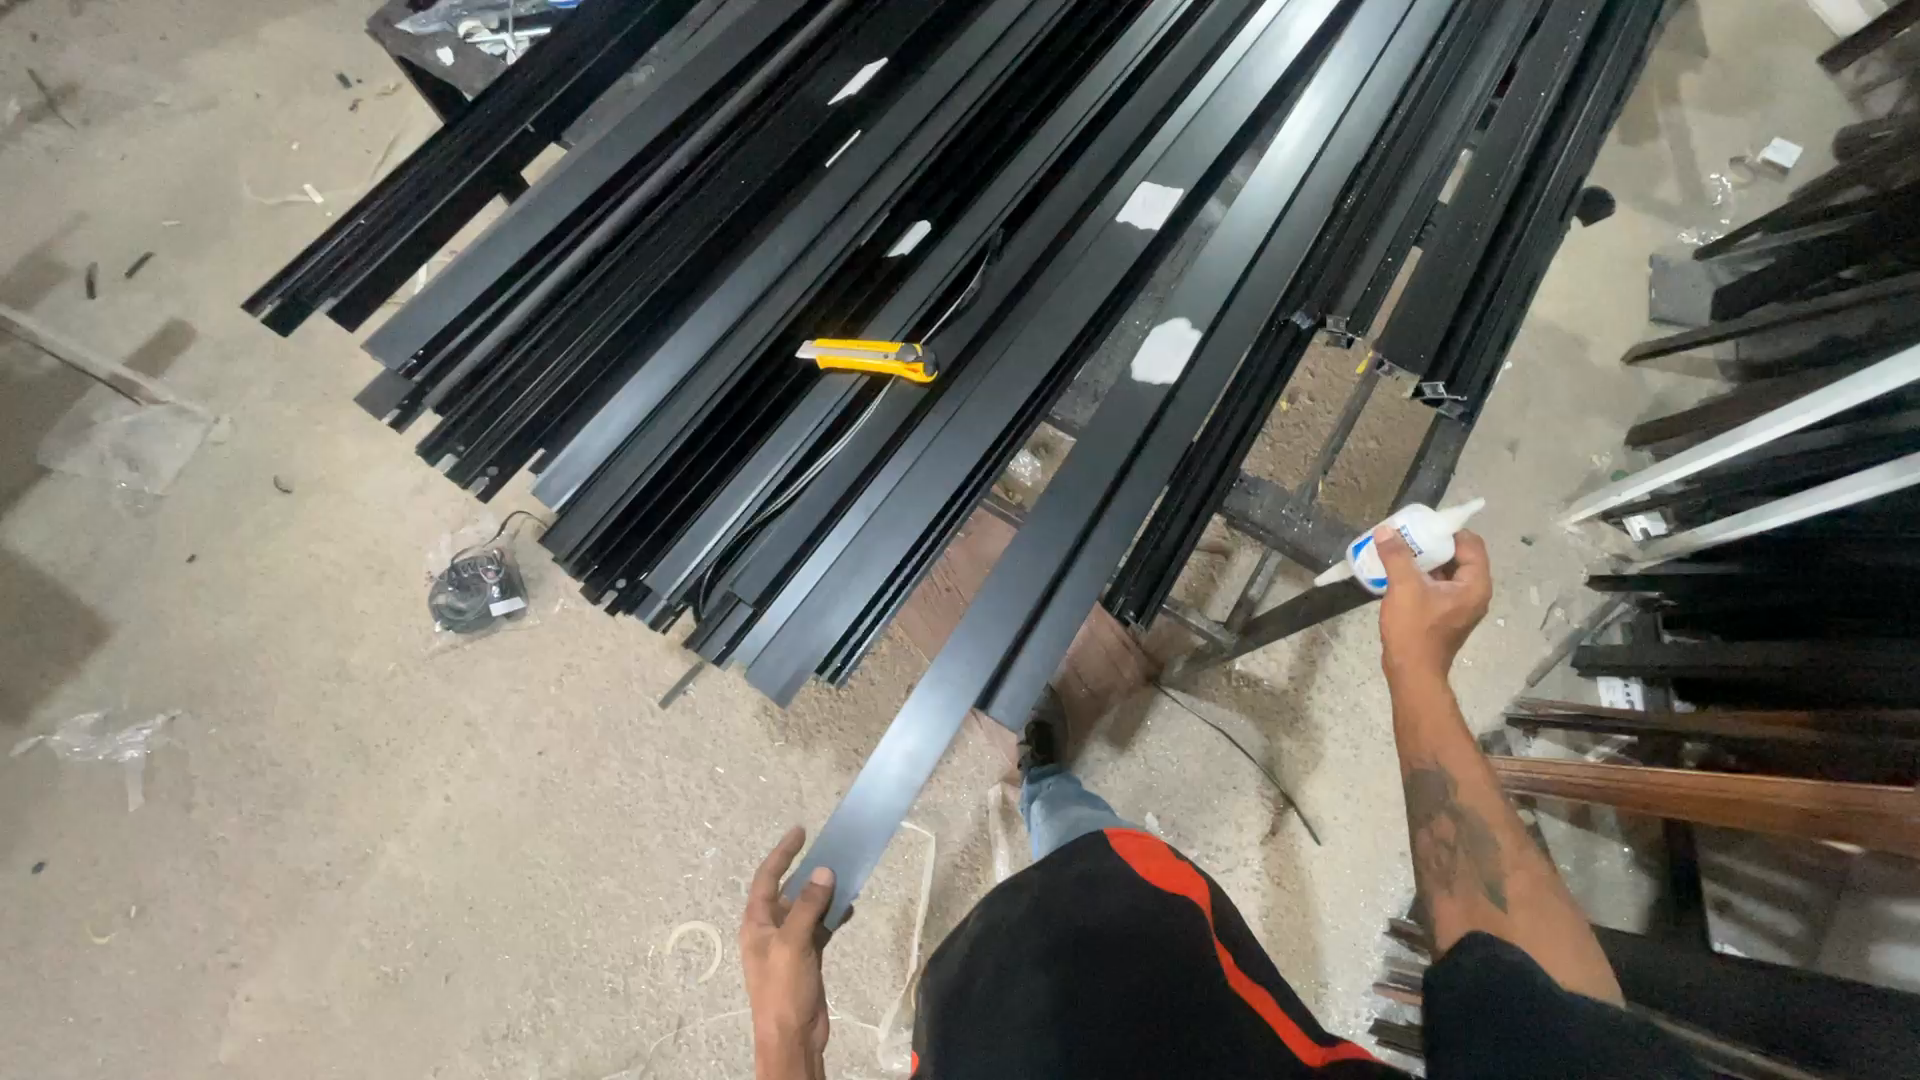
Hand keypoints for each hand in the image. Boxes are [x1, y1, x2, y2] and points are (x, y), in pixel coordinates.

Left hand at [741, 827, 835, 1079]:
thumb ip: (808, 906)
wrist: (792, 1038)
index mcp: (757, 923)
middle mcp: (771, 929)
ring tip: (846, 875)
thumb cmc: (783, 989)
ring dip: (825, 892)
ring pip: (808, 907)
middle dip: (808, 871)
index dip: (782, 853)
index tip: (800, 831)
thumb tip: (824, 871)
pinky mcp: (807, 956)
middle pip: (789, 890)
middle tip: (831, 850)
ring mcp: (789, 943)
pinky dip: (833, 915)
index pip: (767, 878)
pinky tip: (849, 907)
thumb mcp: (792, 943)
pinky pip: (820, 926)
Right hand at [1376, 527, 1491, 682]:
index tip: (1421, 525)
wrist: (1411, 670)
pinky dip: (1420, 576)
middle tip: (1405, 536)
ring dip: (1423, 560)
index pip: (1471, 544)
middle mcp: (1473, 593)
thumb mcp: (1404, 588)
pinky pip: (1436, 586)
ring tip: (1397, 551)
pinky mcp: (1444, 614)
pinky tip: (1397, 573)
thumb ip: (1396, 556)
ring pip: (1445, 572)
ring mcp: (1459, 605)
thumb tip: (1386, 530)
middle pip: (1458, 557)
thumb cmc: (1414, 629)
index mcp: (1474, 585)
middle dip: (1431, 544)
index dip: (1447, 531)